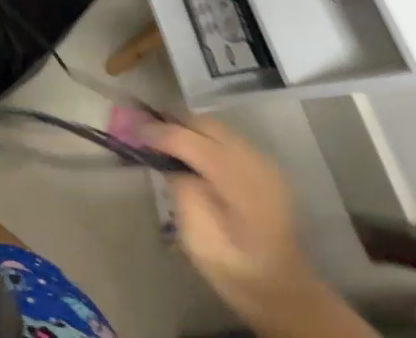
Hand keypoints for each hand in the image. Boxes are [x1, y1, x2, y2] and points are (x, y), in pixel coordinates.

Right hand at [151, 118, 317, 319]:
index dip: (159, 133)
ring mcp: (266, 164)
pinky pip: (230, 140)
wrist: (282, 290)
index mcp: (240, 183)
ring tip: (167, 144)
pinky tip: (194, 156)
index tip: (133, 131)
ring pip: (219, 128)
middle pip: (207, 125)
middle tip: (147, 136)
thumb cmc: (235, 270)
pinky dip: (207, 140)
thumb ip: (183, 190)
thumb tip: (172, 162)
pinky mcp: (267, 169)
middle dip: (175, 126)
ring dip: (191, 131)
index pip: (192, 141)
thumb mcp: (197, 237)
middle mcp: (256, 164)